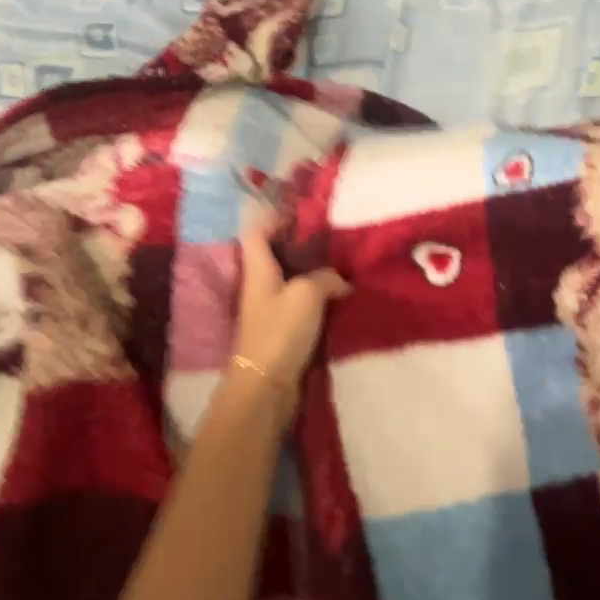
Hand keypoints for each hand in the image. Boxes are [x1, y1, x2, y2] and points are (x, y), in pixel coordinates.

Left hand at [233, 218, 349, 391]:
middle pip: (275, 256)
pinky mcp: (281, 333)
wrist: (266, 388)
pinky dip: (317, 298)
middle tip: (331, 236)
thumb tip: (340, 280)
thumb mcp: (307, 294)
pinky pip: (300, 305)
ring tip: (342, 263)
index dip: (273, 218)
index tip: (301, 211)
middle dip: (299, 244)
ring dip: (312, 272)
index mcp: (258, 270)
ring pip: (290, 281)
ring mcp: (269, 311)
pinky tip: (340, 297)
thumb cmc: (279, 332)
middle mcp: (260, 287)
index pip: (256, 233)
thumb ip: (326, 278)